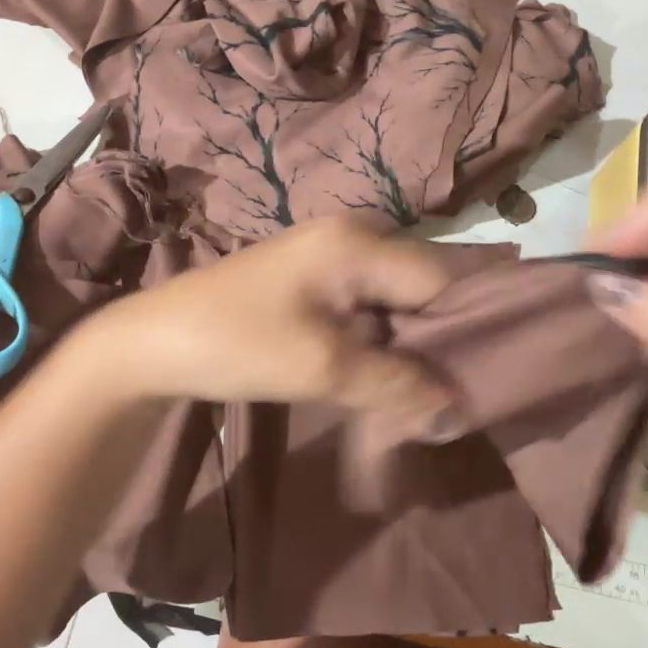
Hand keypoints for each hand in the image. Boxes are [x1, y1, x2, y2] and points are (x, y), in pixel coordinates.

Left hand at [74, 216, 456, 435]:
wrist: (152, 343)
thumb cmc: (235, 342)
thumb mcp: (322, 368)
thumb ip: (395, 385)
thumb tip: (457, 411)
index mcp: (359, 242)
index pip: (445, 276)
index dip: (474, 322)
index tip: (495, 370)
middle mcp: (354, 237)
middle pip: (427, 284)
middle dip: (448, 335)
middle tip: (471, 386)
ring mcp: (333, 258)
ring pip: (401, 300)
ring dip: (418, 344)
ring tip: (442, 388)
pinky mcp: (316, 283)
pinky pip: (372, 308)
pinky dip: (388, 341)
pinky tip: (399, 375)